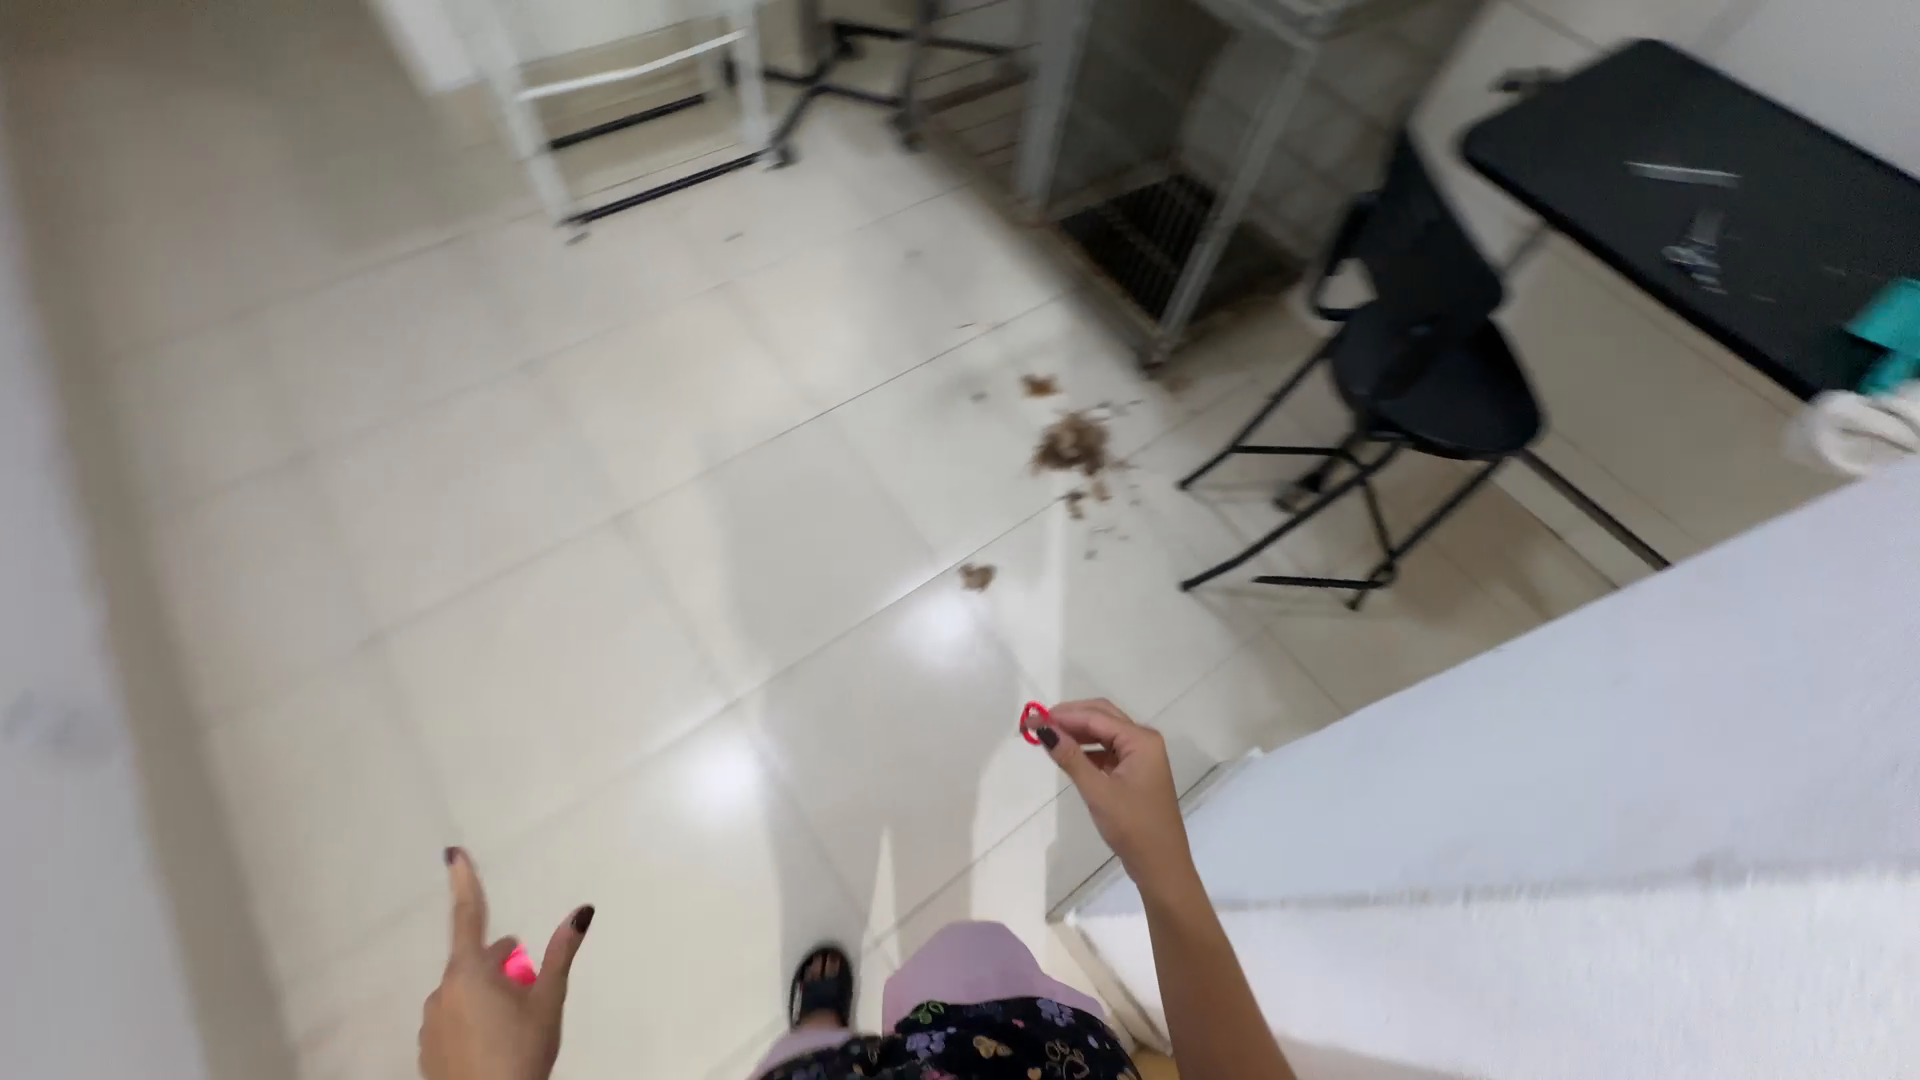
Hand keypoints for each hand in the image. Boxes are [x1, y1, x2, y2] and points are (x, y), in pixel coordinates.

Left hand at [419, 848, 592, 1079]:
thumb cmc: (522, 1051)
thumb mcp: (549, 1000)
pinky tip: (497, 1040)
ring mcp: (431, 1025)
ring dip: (491, 990)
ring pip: (466, 990)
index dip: (464, 882)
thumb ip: (560, 952)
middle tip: (531, 983)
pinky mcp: (429, 1051)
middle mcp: (442, 993)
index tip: (451, 852)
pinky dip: (477, 1016)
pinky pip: (455, 1017)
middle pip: (476, 960)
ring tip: (518, 1018)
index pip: (469, 917)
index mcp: (469, 974)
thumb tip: (582, 911)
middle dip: (504, 962)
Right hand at [1036, 699, 1196, 893]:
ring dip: (1077, 732)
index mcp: (1141, 740)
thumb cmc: (1133, 827)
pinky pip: (1108, 750)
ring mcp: (1141, 756)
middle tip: (1038, 723)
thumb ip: (1071, 757)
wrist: (1162, 867)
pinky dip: (1087, 749)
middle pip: (1102, 716)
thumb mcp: (1098, 791)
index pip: (1096, 717)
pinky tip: (1068, 754)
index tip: (1033, 719)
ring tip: (1048, 737)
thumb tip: (1044, 729)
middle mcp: (1144, 741)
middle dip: (1070, 717)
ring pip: (1104, 732)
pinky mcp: (1136, 771)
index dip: (1063, 716)